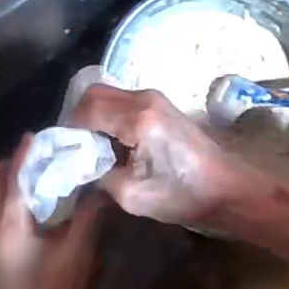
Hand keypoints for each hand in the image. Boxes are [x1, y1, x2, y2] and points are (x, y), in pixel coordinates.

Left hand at [0, 135, 104, 288]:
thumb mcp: (77, 252)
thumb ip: (90, 216)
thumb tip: (104, 187)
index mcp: (8, 222)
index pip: (14, 175)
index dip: (25, 151)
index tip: (39, 133)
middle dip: (12, 162)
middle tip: (41, 156)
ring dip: (12, 180)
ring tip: (44, 175)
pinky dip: (13, 197)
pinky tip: (40, 205)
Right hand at [68, 84, 261, 225]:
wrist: (225, 188)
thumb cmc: (182, 196)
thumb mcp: (131, 195)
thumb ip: (99, 174)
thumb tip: (80, 164)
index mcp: (138, 119)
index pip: (88, 110)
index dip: (69, 130)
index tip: (63, 152)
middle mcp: (145, 99)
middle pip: (95, 93)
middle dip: (78, 118)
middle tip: (74, 148)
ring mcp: (155, 97)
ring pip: (108, 93)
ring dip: (94, 115)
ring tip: (92, 148)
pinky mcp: (161, 104)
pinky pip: (123, 100)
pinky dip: (109, 115)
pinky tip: (112, 143)